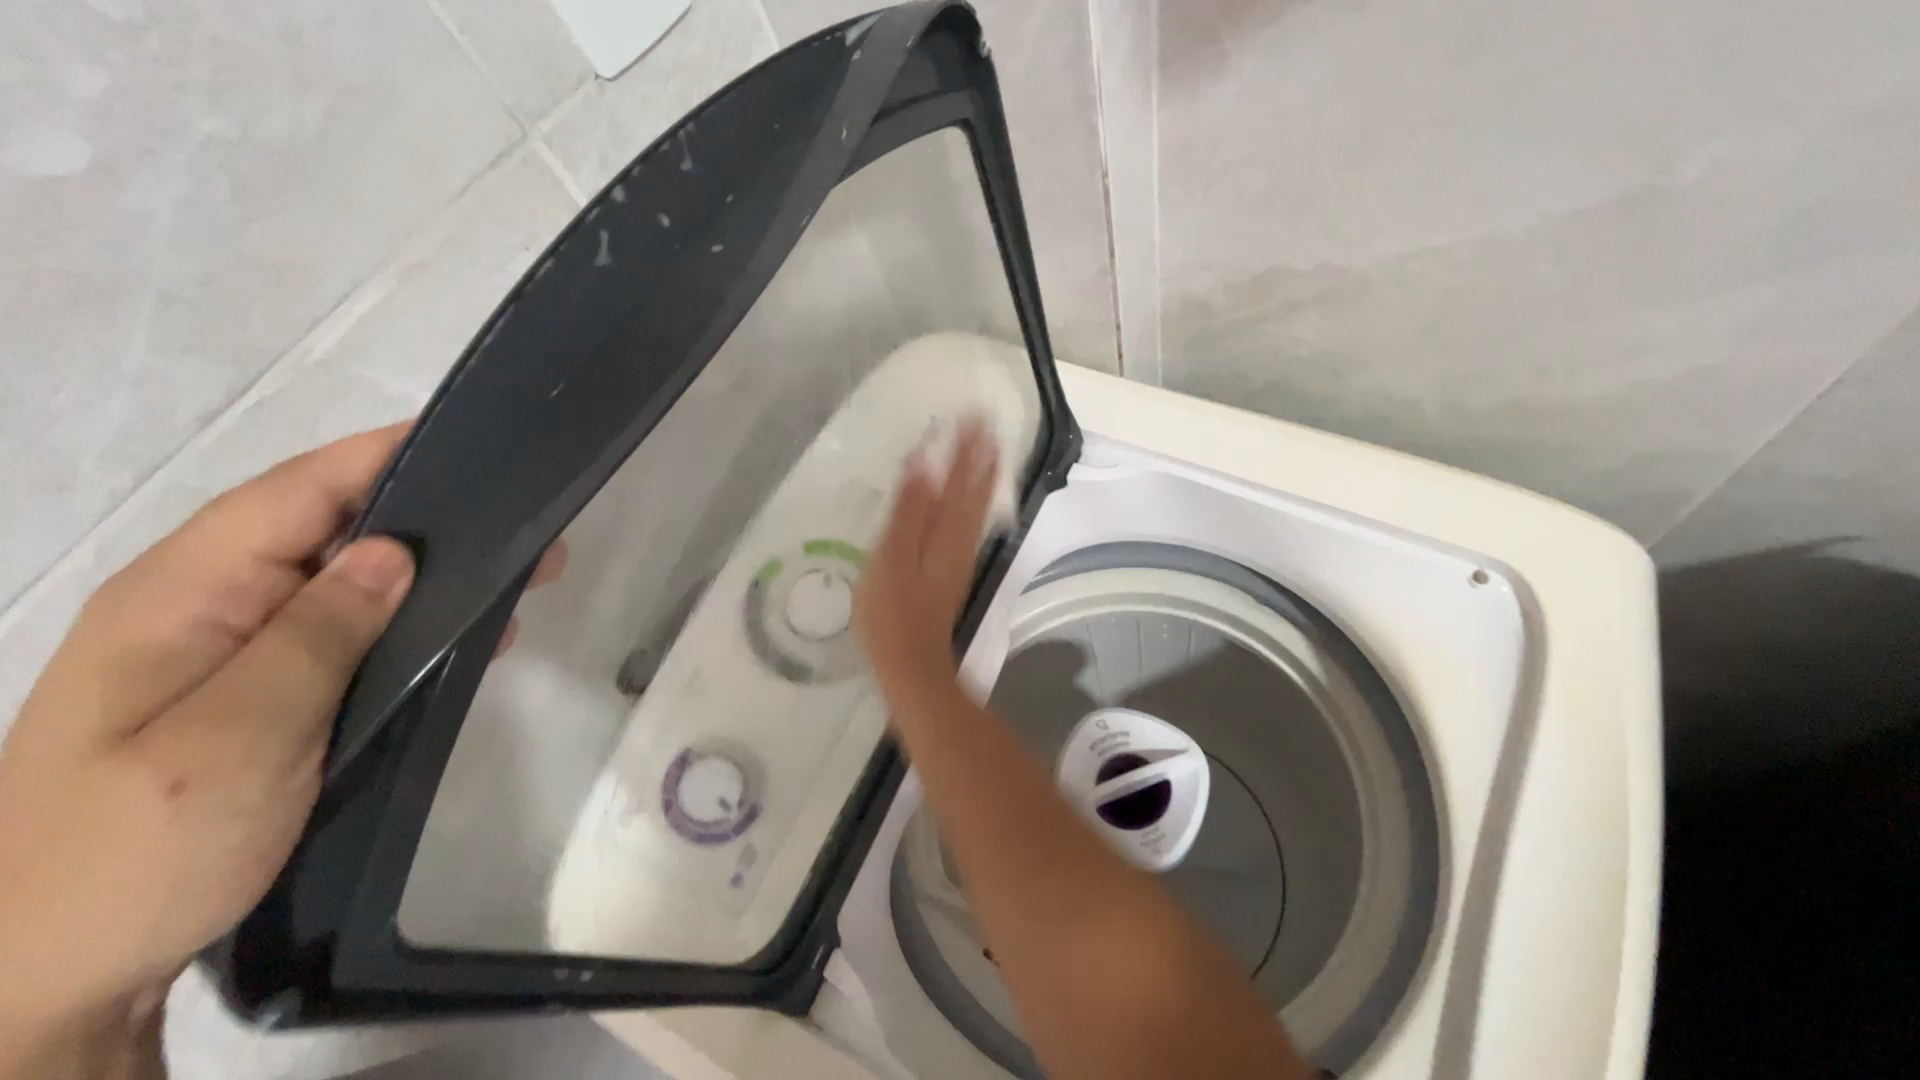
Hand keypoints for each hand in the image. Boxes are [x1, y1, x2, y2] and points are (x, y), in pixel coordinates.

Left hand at [0, 426, 558, 1076]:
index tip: (480, 441)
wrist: (54, 976)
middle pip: (326, 527)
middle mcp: (201, 605)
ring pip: (341, 583)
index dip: (387, 456)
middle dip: (429, 519)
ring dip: (426, 576)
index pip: (297, 490)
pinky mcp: (250, 697)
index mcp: (183, 593)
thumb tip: (391, 552)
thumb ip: (316, 635)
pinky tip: (464, 638)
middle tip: (536, 536)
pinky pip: (339, 636)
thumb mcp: (236, 738)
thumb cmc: (135, 851)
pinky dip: (405, 626)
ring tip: (521, 582)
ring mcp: (223, 653)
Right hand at [854, 417, 999, 704]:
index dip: (966, 448)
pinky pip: (968, 522)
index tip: (973, 415)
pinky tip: (969, 499)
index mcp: (946, 531)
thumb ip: (910, 510)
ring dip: (982, 475)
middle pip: (976, 490)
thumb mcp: (892, 557)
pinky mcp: (951, 570)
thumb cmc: (893, 612)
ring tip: (988, 449)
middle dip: (982, 456)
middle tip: (986, 423)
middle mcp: (960, 539)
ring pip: (976, 507)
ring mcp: (959, 556)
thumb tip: (926, 463)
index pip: (960, 480)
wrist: (912, 663)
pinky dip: (973, 500)